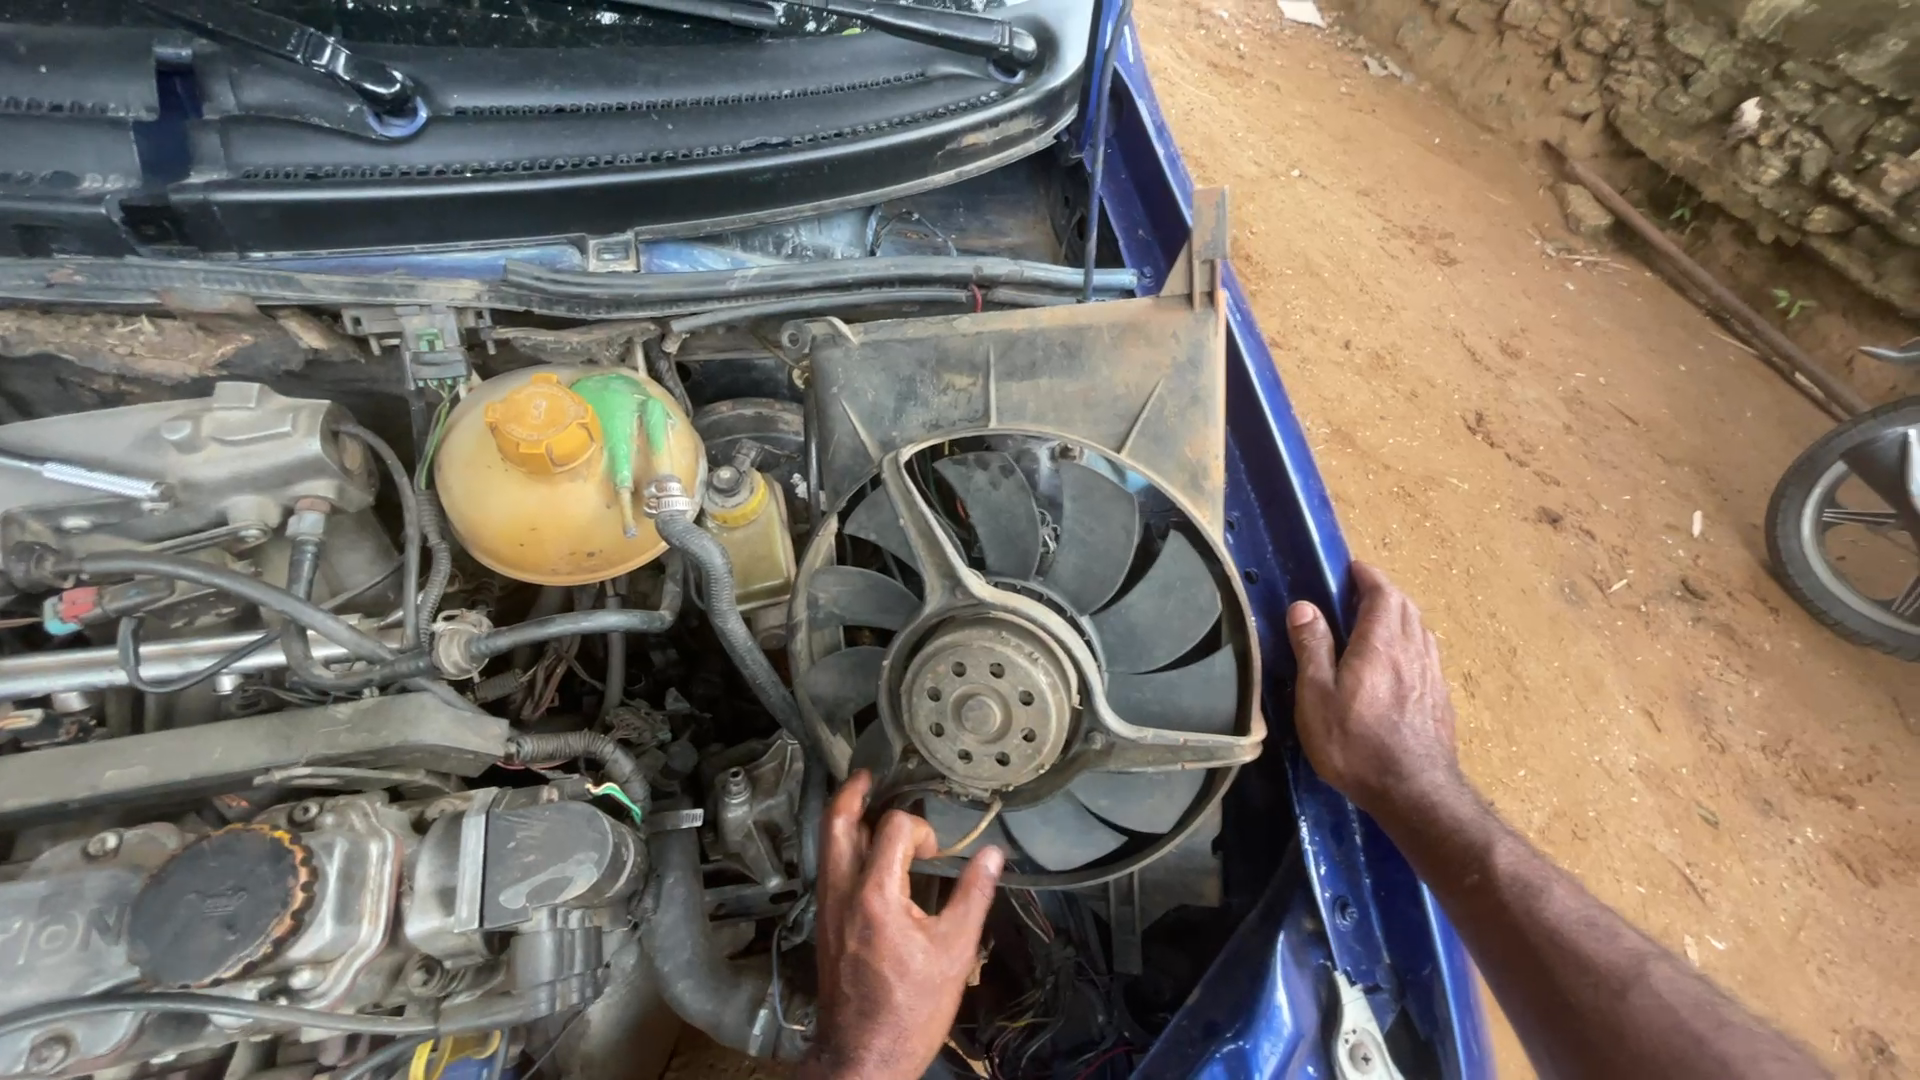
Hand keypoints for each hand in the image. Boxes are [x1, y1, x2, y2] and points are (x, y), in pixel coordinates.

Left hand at [798, 771, 1004, 1079]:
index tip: (936, 851)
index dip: (921, 829)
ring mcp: (827, 906)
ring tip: (864, 800)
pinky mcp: (824, 921)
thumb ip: (973, 895)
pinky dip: (843, 845)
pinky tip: (863, 850)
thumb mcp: (954, 952)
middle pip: (838, 822)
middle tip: (868, 775)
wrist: (863, 1055)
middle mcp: (843, 892)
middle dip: (853, 792)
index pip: (895, 828)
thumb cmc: (909, 1009)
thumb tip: (993, 856)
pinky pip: (828, 866)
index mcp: (876, 895)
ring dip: (846, 816)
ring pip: (827, 843)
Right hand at [1286, 561, 1467, 823]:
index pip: (1382, 594)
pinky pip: (1426, 653)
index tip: (1351, 569)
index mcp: (1380, 645)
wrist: (1414, 793)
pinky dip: (1409, 640)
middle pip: (1405, 607)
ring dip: (1399, 615)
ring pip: (1420, 629)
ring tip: (1375, 621)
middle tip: (1355, 593)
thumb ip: (1312, 647)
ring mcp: (1431, 676)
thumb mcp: (1317, 696)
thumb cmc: (1354, 743)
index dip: (1368, 577)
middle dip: (1382, 592)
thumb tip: (1304, 606)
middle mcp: (1412, 652)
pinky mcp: (1439, 699)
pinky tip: (1396, 660)